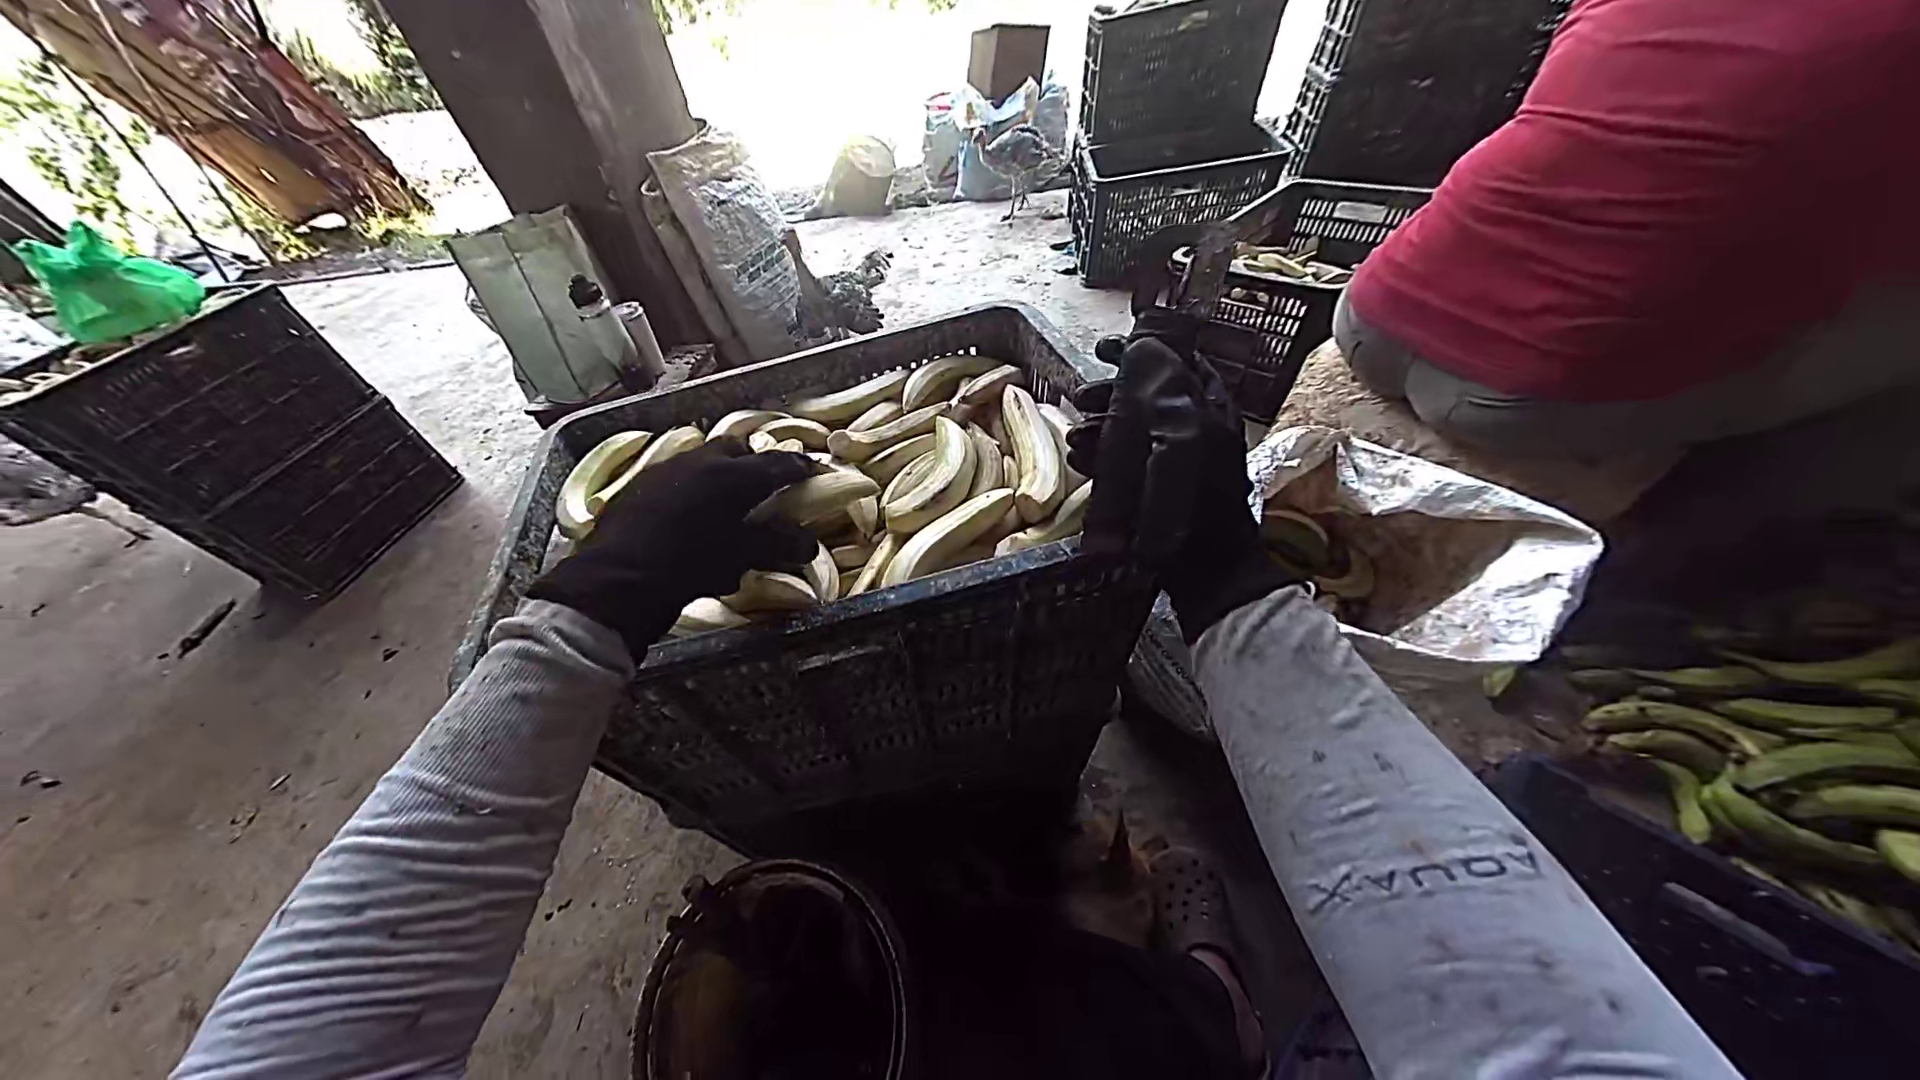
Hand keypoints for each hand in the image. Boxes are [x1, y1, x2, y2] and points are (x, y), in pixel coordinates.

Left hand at [527, 439, 816, 656]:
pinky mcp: (641, 484)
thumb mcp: (744, 556)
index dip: (798, 466)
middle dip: (755, 463)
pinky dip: (694, 486)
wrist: (620, 579)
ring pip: (704, 460)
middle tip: (765, 484)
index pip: (778, 464)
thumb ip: (779, 544)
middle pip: (738, 450)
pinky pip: (678, 476)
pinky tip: (690, 513)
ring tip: (728, 498)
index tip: (810, 469)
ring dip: (722, 473)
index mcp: (734, 476)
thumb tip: (809, 542)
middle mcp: (702, 462)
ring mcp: (667, 470)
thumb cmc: (692, 565)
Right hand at [1067, 313, 1298, 640]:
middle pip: (1148, 396)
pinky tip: (1081, 458)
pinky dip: (1103, 456)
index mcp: (1210, 408)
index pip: (1178, 363)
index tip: (1105, 349)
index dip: (1142, 351)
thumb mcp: (1183, 429)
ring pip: (1133, 429)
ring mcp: (1176, 462)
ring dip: (1101, 426)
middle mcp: (1195, 428)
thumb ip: (1164, 386)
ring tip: (1074, 432)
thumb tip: (1142, 348)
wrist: (1207, 563)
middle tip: (1079, 395)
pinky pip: (1127, 461)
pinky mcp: (1159, 489)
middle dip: (1110, 394)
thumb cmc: (1200, 497)